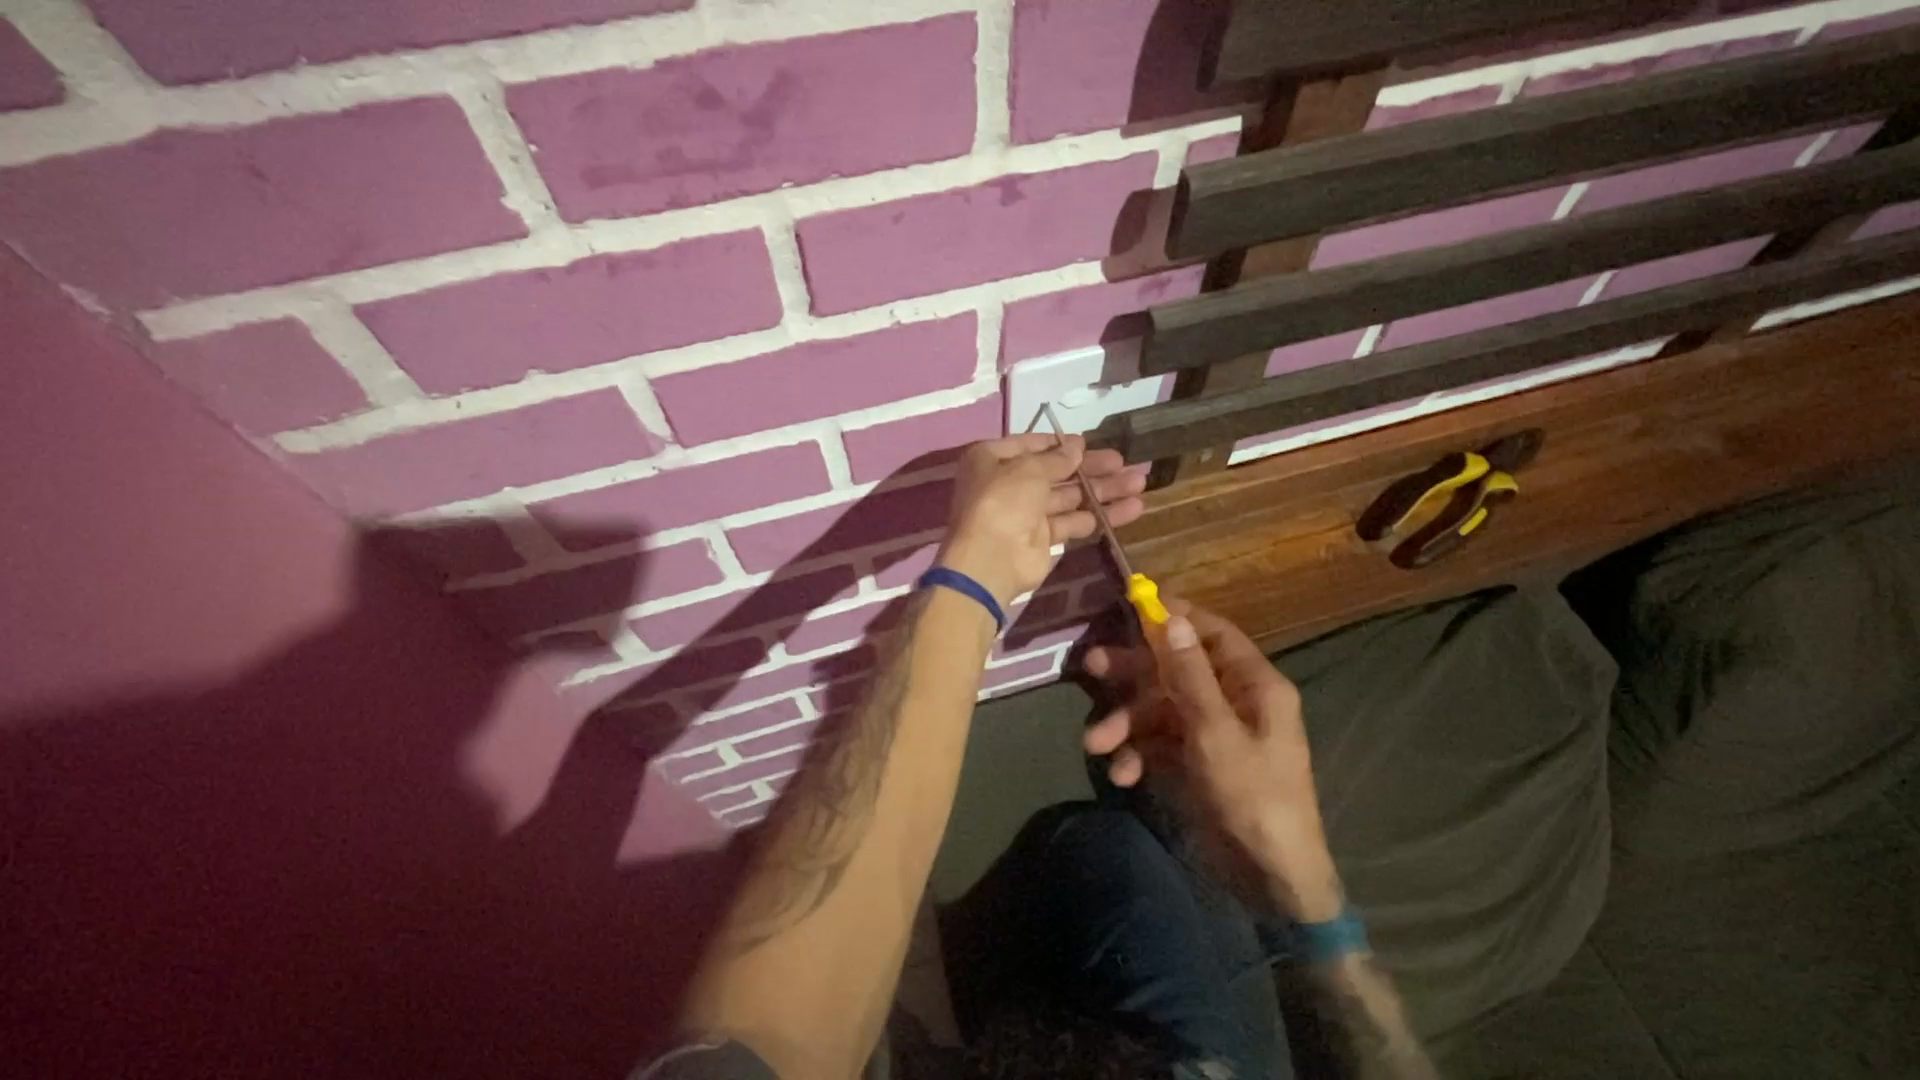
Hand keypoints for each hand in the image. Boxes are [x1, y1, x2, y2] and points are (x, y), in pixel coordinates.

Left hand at [936, 434, 1145, 607]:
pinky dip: (1099, 516)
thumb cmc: (1004, 501)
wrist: (991, 560)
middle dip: (1091, 467)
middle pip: (1055, 471)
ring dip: (1103, 490)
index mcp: (992, 460)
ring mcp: (1025, 513)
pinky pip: (1074, 522)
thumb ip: (1056, 458)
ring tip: (1139, 483)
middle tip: (1124, 462)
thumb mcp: (1029, 469)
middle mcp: (1007, 484)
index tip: (1089, 442)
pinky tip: (1131, 509)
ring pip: (1069, 497)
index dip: (1061, 444)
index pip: (1031, 445)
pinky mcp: (1041, 539)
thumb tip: (1077, 447)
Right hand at [1082, 602, 1343, 921]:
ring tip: (1094, 743)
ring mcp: (1213, 734)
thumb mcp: (1216, 733)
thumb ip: (1190, 676)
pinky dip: (1138, 755)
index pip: (1213, 634)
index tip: (1134, 604)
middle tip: (1091, 665)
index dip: (1175, 617)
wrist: (1272, 878)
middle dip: (1134, 673)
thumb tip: (1171, 618)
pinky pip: (1161, 745)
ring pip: (1161, 710)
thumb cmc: (1254, 797)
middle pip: (1177, 670)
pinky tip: (1122, 774)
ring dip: (1127, 723)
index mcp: (1255, 686)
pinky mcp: (1197, 764)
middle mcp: (1235, 703)